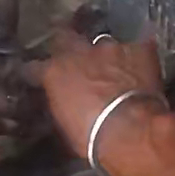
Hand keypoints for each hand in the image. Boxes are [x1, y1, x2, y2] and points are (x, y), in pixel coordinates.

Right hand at [36, 31, 168, 175]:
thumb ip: (59, 105)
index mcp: (54, 73)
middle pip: (65, 38)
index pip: (34, 67)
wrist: (131, 132)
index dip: (36, 72)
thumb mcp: (64, 126)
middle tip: (74, 59)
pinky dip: (136, 59)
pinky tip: (140, 70)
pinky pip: (136, 49)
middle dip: (67, 45)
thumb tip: (61, 104)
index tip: (36, 78)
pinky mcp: (139, 50)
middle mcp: (78, 53)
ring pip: (103, 44)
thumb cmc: (91, 137)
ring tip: (113, 70)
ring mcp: (110, 48)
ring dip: (105, 56)